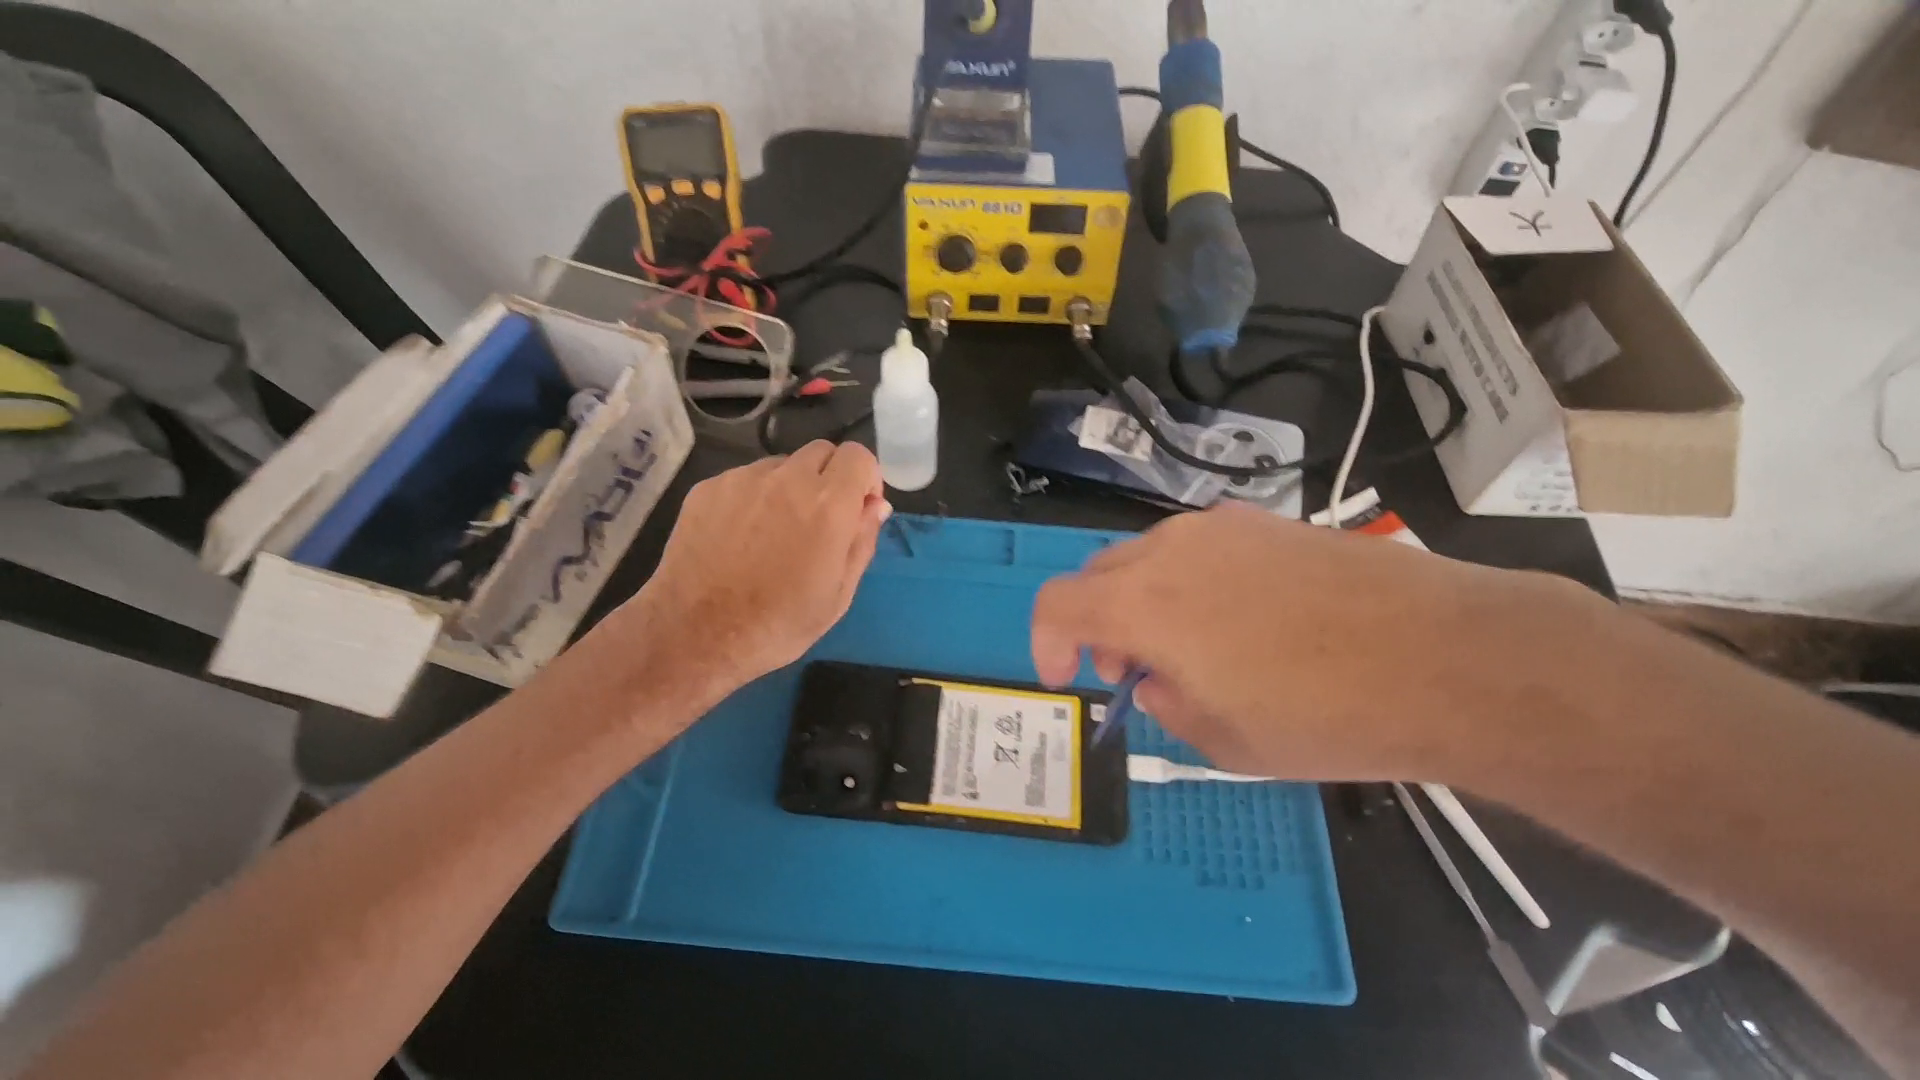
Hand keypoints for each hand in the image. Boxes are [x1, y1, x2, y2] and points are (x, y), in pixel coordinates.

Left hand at [603, 441, 888, 710]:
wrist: (697, 635)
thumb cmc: (779, 624)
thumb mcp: (839, 595)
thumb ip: (862, 540)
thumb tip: (876, 505)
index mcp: (828, 504)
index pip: (859, 456)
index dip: (864, 479)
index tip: (857, 509)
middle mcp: (787, 479)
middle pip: (821, 452)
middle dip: (829, 478)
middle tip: (818, 522)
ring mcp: (742, 479)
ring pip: (780, 465)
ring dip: (789, 487)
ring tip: (773, 533)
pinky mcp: (708, 488)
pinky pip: (744, 480)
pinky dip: (752, 498)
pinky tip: (739, 538)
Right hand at [1030, 503, 1603, 782]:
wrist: (1449, 657)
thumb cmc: (1325, 715)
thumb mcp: (1226, 741)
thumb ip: (1168, 706)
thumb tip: (1157, 680)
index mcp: (1145, 602)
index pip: (1057, 603)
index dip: (1046, 643)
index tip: (1070, 679)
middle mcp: (1173, 549)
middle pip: (1101, 575)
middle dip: (1099, 625)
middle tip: (1132, 672)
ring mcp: (1227, 528)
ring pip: (1153, 557)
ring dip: (1145, 601)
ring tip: (1190, 651)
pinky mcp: (1274, 524)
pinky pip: (1205, 549)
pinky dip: (1193, 584)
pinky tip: (1242, 623)